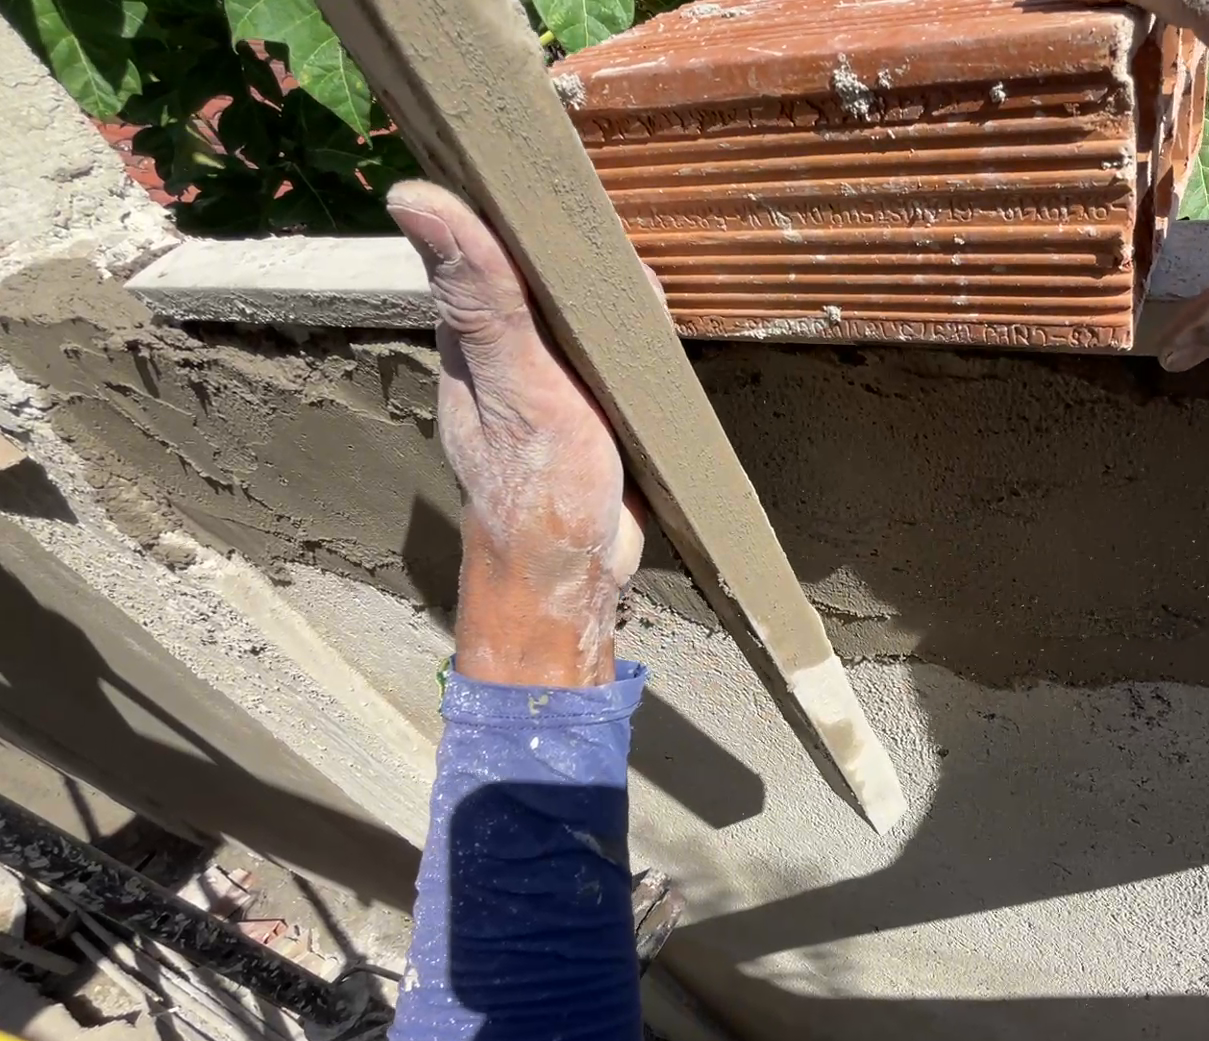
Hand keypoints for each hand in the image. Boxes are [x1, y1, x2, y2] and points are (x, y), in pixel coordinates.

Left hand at [388, 181, 644, 686]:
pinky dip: (632, 336)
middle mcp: (511, 350)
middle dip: (579, 249)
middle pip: (540, 277)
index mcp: (479, 334)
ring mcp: (555, 382)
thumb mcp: (518, 386)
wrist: (575, 568)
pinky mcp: (596, 409)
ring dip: (611, 292)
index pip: (489, 245)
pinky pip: (611, 356)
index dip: (515, 205)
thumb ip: (486, 302)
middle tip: (620, 225)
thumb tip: (415, 196)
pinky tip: (656, 329)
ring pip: (581, 317)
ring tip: (646, 272)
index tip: (551, 169)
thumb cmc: (537, 483)